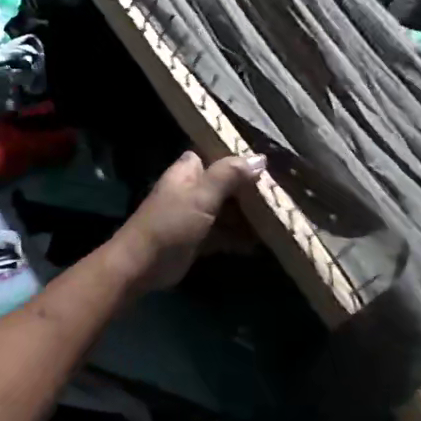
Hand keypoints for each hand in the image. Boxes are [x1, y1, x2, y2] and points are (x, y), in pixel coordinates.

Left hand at [108, 151, 265, 291]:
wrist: (141, 265)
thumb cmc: (170, 223)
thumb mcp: (202, 196)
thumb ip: (229, 175)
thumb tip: (260, 158)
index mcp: (187, 172)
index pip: (215, 156)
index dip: (238, 159)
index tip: (266, 165)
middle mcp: (191, 190)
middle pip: (225, 185)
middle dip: (248, 191)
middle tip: (278, 195)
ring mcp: (194, 216)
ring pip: (226, 211)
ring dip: (246, 217)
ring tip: (276, 220)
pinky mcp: (197, 240)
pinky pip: (222, 235)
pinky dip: (238, 239)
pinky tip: (259, 244)